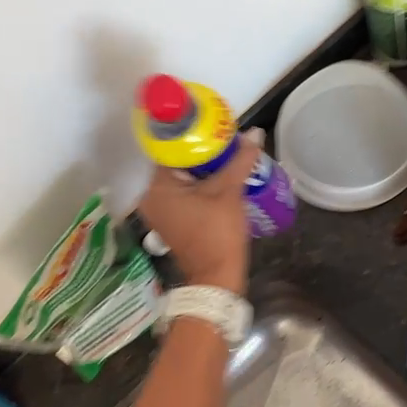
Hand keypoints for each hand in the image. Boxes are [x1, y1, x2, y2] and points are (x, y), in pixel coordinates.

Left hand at [137, 130, 260, 292]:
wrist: (217, 278)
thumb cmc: (218, 233)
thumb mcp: (229, 192)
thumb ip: (240, 160)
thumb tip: (255, 132)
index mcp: (157, 187)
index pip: (172, 149)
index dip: (195, 136)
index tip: (217, 129)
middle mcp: (151, 197)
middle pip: (178, 164)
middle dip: (204, 154)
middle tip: (229, 143)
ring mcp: (161, 212)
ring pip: (183, 180)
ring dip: (205, 170)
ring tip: (231, 159)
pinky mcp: (173, 222)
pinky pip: (186, 195)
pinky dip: (202, 187)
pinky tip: (224, 181)